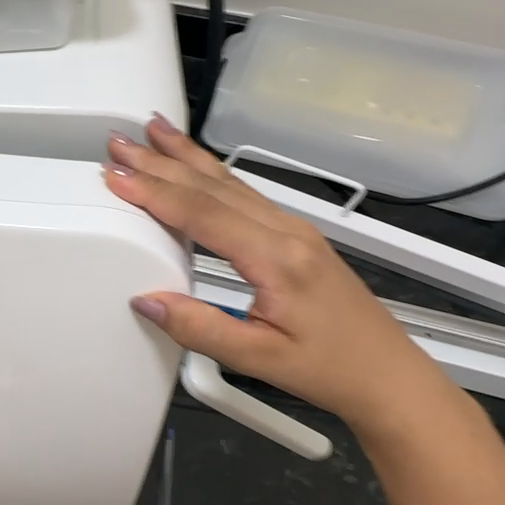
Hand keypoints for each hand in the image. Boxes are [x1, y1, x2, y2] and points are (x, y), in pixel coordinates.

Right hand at [103, 115, 457, 431]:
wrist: (387, 375)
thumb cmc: (330, 368)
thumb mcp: (258, 359)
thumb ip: (199, 327)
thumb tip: (147, 300)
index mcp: (278, 258)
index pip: (204, 214)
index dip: (155, 193)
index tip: (116, 177)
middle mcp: (287, 232)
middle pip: (213, 186)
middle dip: (161, 161)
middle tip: (119, 142)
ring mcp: (293, 230)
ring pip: (229, 182)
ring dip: (184, 156)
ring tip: (152, 129)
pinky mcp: (294, 236)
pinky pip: (243, 192)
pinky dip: (209, 171)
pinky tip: (194, 163)